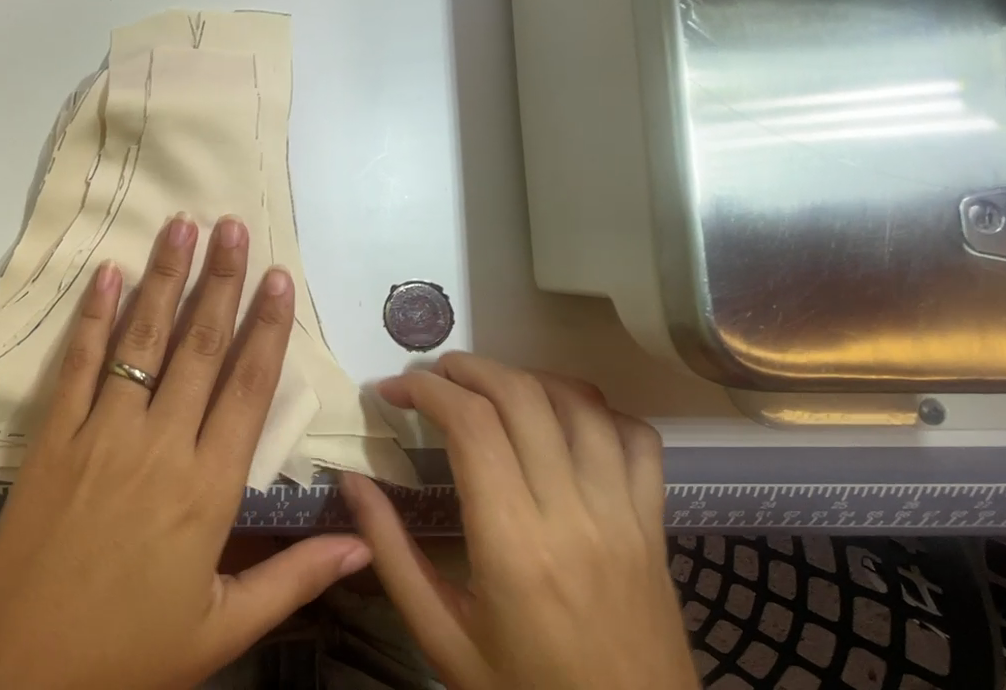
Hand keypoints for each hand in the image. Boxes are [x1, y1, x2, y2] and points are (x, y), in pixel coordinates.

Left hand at [0, 215, 373, 689]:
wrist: (20, 660)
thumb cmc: (127, 649)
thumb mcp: (221, 626)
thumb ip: (292, 579)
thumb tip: (363, 545)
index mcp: (208, 489)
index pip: (247, 391)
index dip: (267, 330)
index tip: (280, 279)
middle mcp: (159, 446)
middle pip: (199, 349)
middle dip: (220, 282)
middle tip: (232, 226)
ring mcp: (102, 434)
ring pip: (142, 343)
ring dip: (164, 281)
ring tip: (181, 227)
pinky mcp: (54, 435)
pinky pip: (78, 366)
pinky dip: (93, 318)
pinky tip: (109, 275)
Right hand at [342, 354, 694, 689]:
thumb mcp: (441, 637)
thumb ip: (391, 554)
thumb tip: (351, 481)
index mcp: (514, 543)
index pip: (471, 424)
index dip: (425, 390)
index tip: (390, 391)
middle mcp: (574, 514)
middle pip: (522, 397)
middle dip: (467, 368)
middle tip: (430, 377)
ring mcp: (624, 515)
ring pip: (580, 405)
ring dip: (525, 378)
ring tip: (486, 387)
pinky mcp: (654, 525)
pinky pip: (637, 439)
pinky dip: (597, 410)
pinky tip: (560, 420)